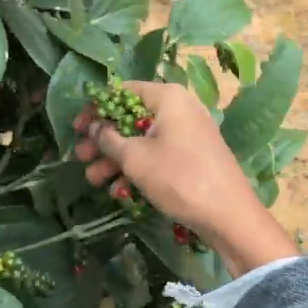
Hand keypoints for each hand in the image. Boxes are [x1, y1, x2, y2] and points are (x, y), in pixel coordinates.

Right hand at [72, 80, 298, 274]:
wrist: (229, 216)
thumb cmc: (179, 177)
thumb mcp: (135, 158)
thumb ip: (109, 138)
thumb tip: (95, 127)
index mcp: (167, 98)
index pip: (123, 91)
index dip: (96, 109)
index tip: (77, 128)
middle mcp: (179, 108)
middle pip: (131, 117)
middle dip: (103, 140)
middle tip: (81, 157)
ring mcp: (188, 133)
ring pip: (142, 139)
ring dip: (115, 158)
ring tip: (93, 179)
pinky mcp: (192, 156)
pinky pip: (158, 154)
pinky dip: (137, 168)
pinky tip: (118, 190)